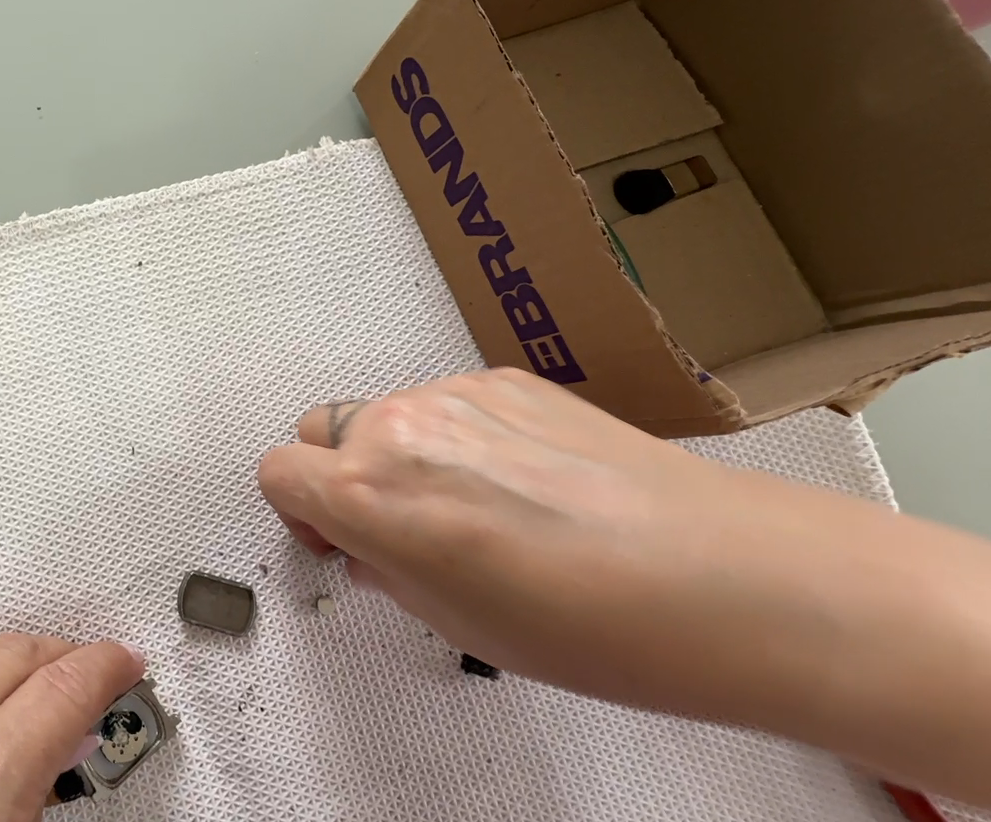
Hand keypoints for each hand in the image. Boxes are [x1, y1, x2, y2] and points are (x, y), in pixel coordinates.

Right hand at [256, 367, 990, 804]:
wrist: (724, 579)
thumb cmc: (591, 624)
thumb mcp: (451, 619)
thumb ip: (384, 568)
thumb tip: (368, 546)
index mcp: (366, 492)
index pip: (278, 472)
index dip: (299, 509)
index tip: (336, 536)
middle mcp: (395, 427)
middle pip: (321, 428)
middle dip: (341, 471)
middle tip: (397, 520)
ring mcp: (452, 394)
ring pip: (386, 413)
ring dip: (403, 451)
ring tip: (479, 503)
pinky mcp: (507, 377)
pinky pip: (449, 401)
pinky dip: (460, 433)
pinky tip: (523, 478)